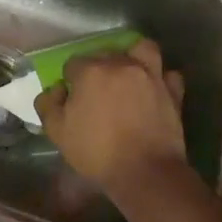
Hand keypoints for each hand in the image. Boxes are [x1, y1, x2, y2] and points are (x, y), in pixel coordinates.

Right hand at [33, 40, 190, 201]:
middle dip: (97, 67)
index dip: (70, 79)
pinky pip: (168, 74)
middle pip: (106, 53)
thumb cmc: (96, 150)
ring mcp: (151, 76)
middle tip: (95, 90)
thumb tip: (56, 90)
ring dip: (133, 56)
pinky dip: (160, 77)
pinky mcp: (173, 92)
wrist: (145, 171)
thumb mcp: (56, 131)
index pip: (73, 63)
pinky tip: (152, 89)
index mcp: (91, 72)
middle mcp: (122, 65)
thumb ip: (48, 104)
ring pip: (143, 49)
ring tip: (127, 73)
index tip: (71, 96)